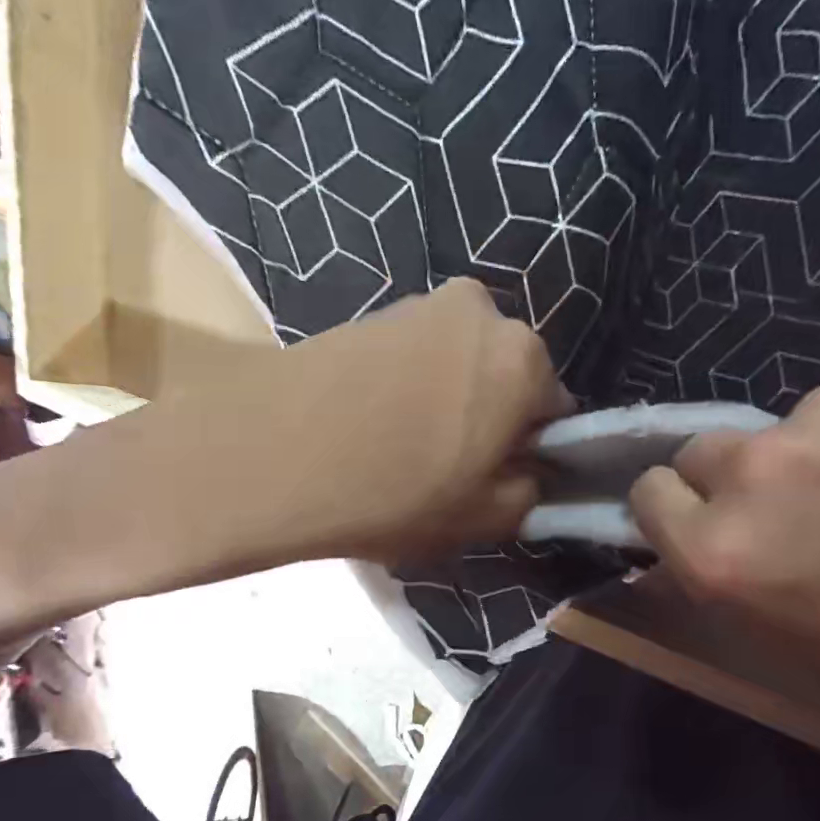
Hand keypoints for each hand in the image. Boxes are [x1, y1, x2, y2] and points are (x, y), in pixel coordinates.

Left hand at [72, 279, 570, 592]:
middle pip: (508, 377)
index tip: (499, 478)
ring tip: (404, 446)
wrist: (263, 457)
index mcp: (524, 358)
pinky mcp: (369, 309)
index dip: (532, 450)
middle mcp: (481, 311)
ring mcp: (419, 303)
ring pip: (461, 363)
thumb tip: (534, 471)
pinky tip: (373, 423)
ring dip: (450, 399)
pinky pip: (416, 353)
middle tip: (453, 465)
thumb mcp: (486, 517)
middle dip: (493, 416)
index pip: (556, 410)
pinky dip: (409, 385)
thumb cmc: (393, 493)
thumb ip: (533, 491)